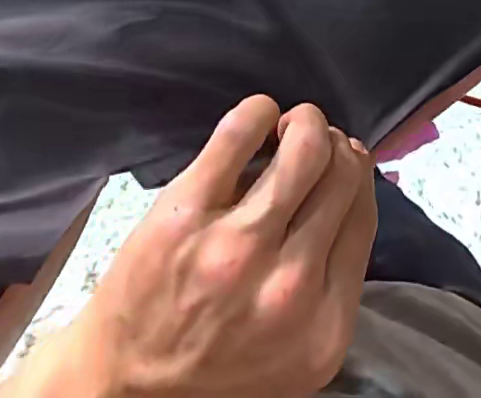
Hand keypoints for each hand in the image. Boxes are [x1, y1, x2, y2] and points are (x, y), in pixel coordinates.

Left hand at [0, 96, 377, 397]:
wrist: (117, 392)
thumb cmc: (220, 361)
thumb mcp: (300, 347)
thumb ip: (337, 269)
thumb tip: (351, 162)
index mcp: (324, 324)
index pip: (363, 207)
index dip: (354, 170)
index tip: (336, 164)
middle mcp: (289, 287)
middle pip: (342, 171)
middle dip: (334, 144)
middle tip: (310, 148)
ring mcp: (236, 246)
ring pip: (307, 145)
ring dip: (306, 122)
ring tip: (288, 130)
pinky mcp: (186, 212)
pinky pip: (242, 130)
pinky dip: (260, 110)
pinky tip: (259, 120)